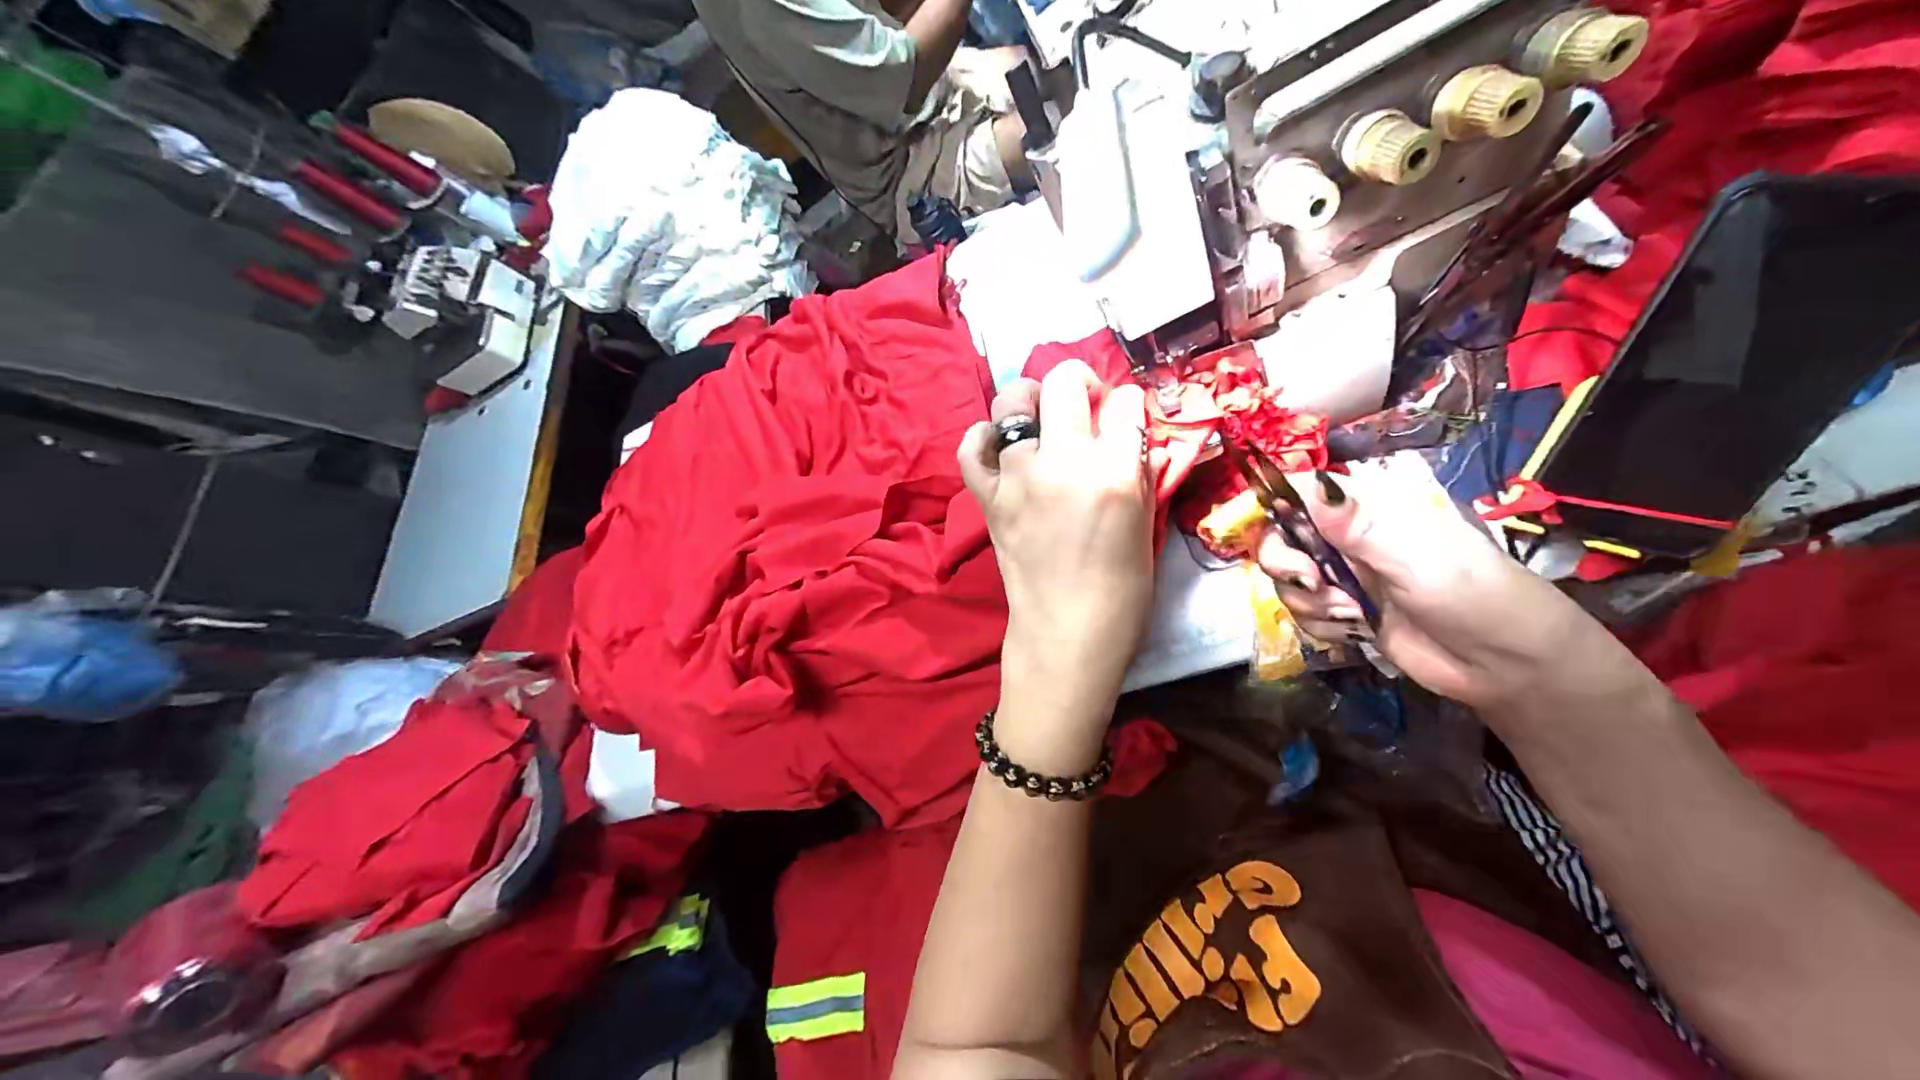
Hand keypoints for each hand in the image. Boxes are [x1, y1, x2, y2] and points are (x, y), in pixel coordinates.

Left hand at [958, 362, 1153, 761]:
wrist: (1066, 635)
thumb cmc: (1122, 592)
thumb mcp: (1147, 526)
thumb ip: (1141, 473)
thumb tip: (1133, 433)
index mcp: (1116, 474)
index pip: (1124, 402)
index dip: (1126, 406)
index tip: (1123, 420)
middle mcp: (1064, 464)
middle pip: (1064, 382)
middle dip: (1080, 382)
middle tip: (1085, 407)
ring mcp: (1019, 479)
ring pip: (1013, 403)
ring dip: (1032, 404)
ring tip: (1042, 425)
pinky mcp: (988, 499)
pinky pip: (971, 449)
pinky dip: (982, 437)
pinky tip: (998, 442)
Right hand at [1255, 456, 1600, 709]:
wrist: (1505, 665)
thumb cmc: (1471, 594)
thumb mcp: (1413, 556)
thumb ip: (1356, 523)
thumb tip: (1308, 482)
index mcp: (1368, 507)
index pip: (1300, 490)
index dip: (1271, 505)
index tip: (1263, 530)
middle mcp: (1348, 537)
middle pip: (1280, 538)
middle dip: (1285, 563)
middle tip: (1311, 582)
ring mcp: (1344, 576)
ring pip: (1288, 580)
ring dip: (1309, 601)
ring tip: (1352, 613)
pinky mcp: (1344, 611)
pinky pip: (1303, 613)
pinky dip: (1321, 624)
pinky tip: (1355, 630)